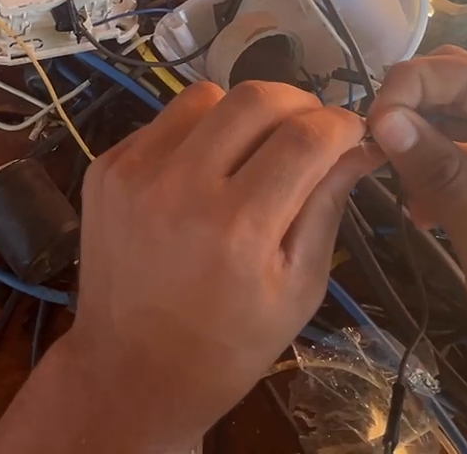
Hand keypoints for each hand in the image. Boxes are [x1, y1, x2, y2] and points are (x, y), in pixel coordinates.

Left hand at [0, 80, 380, 452]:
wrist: (129, 370)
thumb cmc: (228, 343)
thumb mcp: (297, 289)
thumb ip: (326, 206)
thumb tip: (359, 146)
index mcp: (238, 229)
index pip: (304, 139)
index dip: (340, 124)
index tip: (352, 128)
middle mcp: (181, 186)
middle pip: (254, 98)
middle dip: (297, 102)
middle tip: (310, 125)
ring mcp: (134, 169)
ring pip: (206, 95)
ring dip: (242, 110)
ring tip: (254, 146)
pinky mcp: (106, 165)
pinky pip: (165, 120)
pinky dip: (196, 131)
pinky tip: (203, 169)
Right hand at [366, 48, 466, 452]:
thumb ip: (444, 180)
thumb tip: (384, 117)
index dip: (412, 86)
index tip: (372, 129)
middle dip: (414, 108)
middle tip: (381, 155)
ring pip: (465, 113)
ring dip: (424, 140)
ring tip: (408, 194)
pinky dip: (441, 166)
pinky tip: (427, 209)